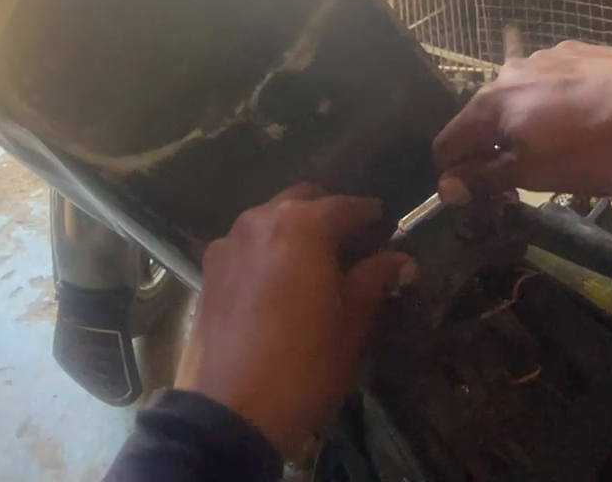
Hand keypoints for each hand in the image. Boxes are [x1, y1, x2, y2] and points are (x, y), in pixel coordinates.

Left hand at [180, 184, 415, 455]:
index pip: (350, 206)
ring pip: (273, 217)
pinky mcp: (209, 265)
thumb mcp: (352, 321)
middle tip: (354, 249)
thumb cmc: (304, 364)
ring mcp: (231, 239)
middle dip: (332, 215)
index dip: (374, 219)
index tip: (389, 235)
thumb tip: (402, 259)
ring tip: (315, 266)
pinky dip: (268, 249)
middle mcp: (263, 216)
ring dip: (297, 229)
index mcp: (304, 223)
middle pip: (307, 199)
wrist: (230, 412)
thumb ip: (376, 278)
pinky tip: (277, 283)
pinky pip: (248, 242)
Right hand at [433, 41, 611, 202]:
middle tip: (528, 184)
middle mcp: (505, 74)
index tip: (482, 201)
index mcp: (489, 105)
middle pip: (481, 122)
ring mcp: (540, 58)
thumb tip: (444, 185)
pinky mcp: (573, 52)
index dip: (455, 177)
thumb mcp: (538, 173)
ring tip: (564, 152)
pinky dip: (553, 108)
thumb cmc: (598, 146)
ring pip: (517, 103)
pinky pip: (548, 86)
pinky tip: (586, 122)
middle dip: (494, 154)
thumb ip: (486, 176)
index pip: (446, 144)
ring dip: (525, 130)